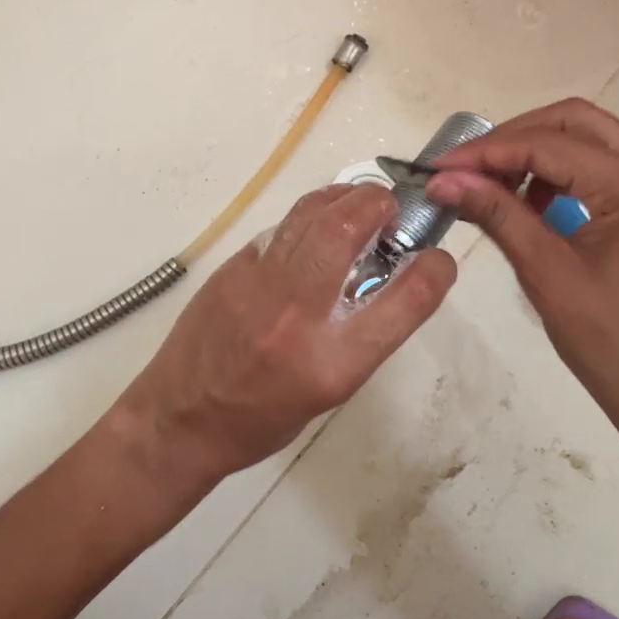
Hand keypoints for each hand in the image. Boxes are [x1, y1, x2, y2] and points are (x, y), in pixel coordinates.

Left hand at [111, 184, 456, 491]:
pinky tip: (312, 231)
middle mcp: (297, 315)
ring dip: (342, 198)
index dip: (435, 270)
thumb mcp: (329, 392)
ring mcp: (258, 285)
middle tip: (389, 207)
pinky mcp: (231, 269)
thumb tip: (378, 279)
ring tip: (357, 204)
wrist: (181, 420)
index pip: (405, 301)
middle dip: (378, 203)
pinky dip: (305, 220)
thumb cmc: (261, 420)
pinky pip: (278, 230)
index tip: (437, 258)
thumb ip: (360, 335)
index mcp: (333, 363)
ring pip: (308, 214)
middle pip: (346, 229)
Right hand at [424, 98, 618, 472]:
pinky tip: (535, 206)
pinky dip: (564, 174)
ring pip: (592, 139)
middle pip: (577, 121)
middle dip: (514, 138)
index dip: (488, 152)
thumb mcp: (546, 274)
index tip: (439, 167)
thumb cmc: (612, 344)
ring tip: (496, 191)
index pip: (552, 145)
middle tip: (466, 169)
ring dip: (539, 153)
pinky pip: (607, 167)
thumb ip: (496, 214)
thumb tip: (442, 181)